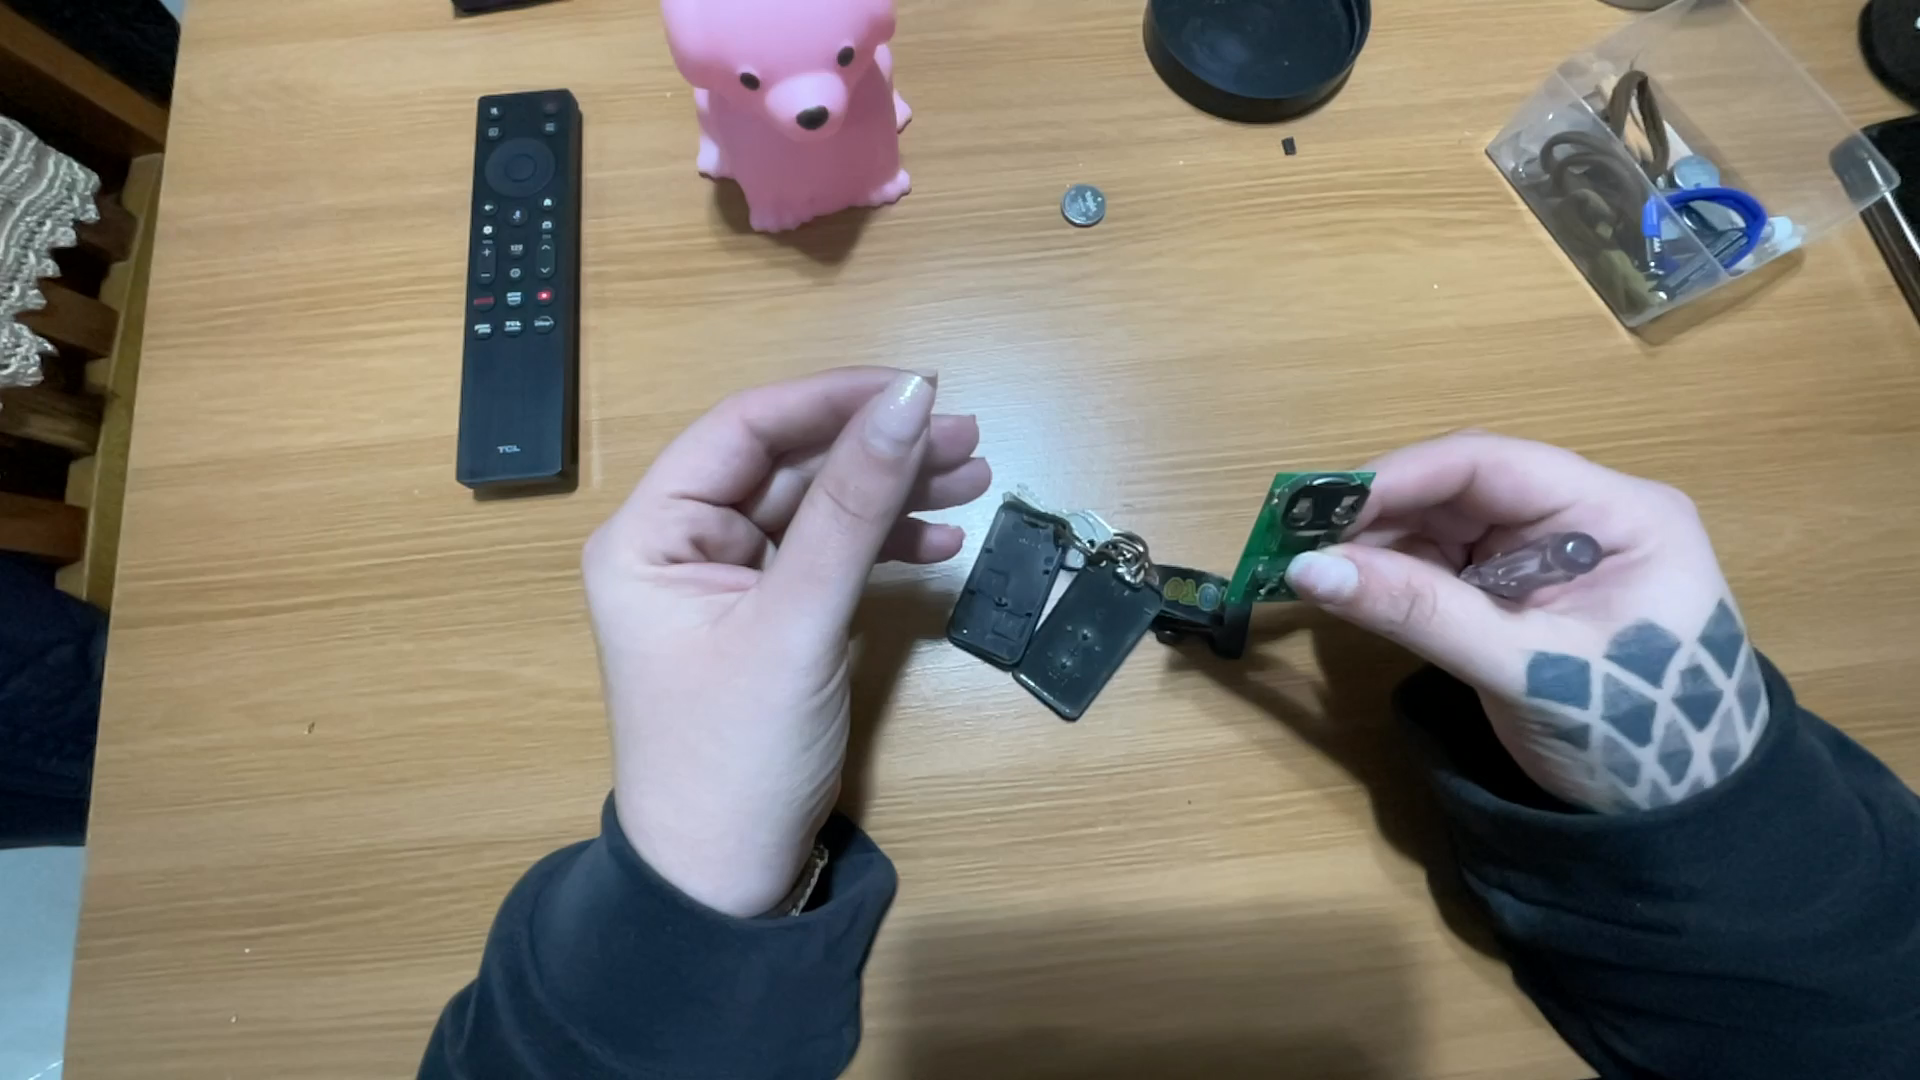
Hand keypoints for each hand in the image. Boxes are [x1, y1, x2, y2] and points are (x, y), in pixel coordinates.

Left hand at [583, 368, 990, 914]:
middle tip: (966, 436)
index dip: (834, 401)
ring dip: (895, 492)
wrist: (732, 879)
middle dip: (878, 449)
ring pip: (822, 507)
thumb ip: (854, 508)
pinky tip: (940, 543)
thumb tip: (911, 401)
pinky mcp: (776, 612)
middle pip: (793, 466)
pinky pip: (833, 556)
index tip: (920, 390)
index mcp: (654, 532)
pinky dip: (886, 545)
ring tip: (974, 476)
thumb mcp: (798, 622)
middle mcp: (687, 543)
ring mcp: (735, 579)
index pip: (747, 430)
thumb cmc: (740, 752)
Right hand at [1283, 433, 1769, 812]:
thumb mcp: (1525, 669)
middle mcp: (1569, 516)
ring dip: (1368, 542)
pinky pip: (1428, 562)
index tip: (1318, 508)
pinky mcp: (1502, 586)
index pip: (1487, 464)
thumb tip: (1305, 570)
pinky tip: (1344, 587)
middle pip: (1451, 487)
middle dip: (1374, 511)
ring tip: (1310, 567)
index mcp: (1612, 513)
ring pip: (1430, 522)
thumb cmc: (1633, 733)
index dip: (1397, 478)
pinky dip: (1381, 573)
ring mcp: (1533, 552)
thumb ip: (1418, 613)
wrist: (1673, 817)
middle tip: (1297, 540)